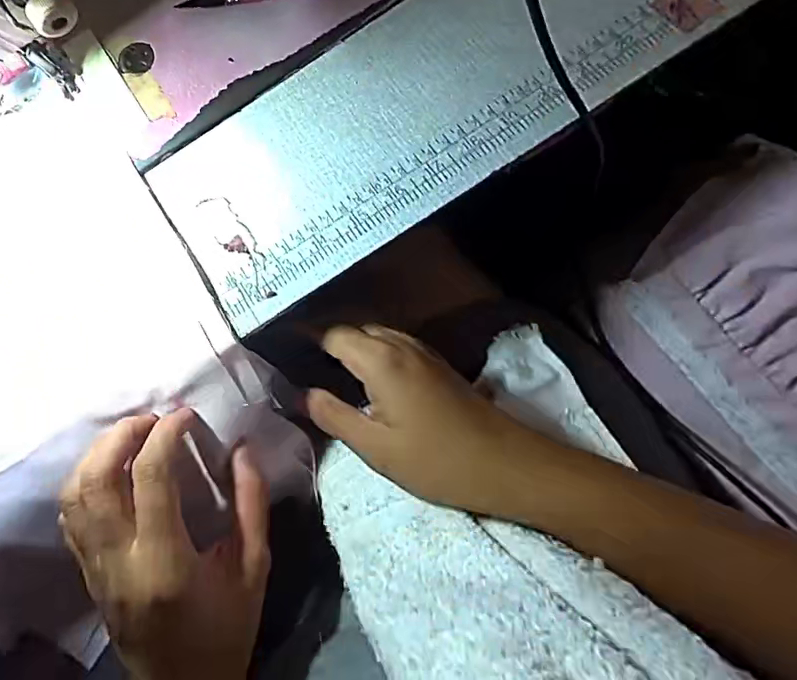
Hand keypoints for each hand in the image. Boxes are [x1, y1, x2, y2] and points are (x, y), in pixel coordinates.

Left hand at [59, 409, 269, 679]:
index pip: (150, 477)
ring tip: (130, 437)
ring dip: (98, 452)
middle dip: (122, 434)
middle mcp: (119, 560)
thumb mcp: (254, 571)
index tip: (185, 416)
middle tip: (152, 419)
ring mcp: (95, 566)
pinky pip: (69, 515)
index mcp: (164, 562)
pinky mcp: (85, 571)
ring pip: (74, 492)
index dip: (165, 434)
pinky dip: (83, 480)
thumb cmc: (225, 631)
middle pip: (98, 477)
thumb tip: (241, 448)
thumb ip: (251, 505)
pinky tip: (109, 470)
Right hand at [305, 324, 570, 515]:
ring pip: (374, 334)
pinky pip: (393, 344)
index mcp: (379, 359)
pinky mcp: (437, 364)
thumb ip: (334, 416)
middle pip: (353, 329)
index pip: (331, 334)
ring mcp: (422, 351)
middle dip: (327, 341)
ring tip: (330, 369)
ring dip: (352, 345)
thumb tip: (301, 395)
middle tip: (304, 364)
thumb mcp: (377, 448)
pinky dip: (373, 351)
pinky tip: (369, 377)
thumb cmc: (439, 461)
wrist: (512, 467)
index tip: (284, 350)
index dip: (306, 340)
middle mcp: (399, 344)